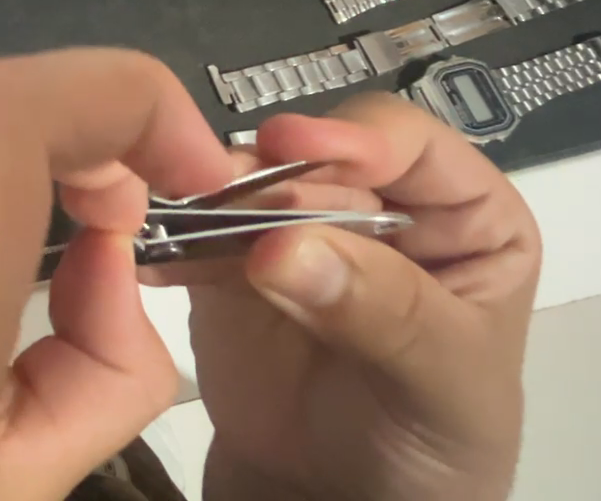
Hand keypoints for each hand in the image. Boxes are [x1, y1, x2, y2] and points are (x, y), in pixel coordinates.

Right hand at [157, 94, 541, 500]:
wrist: (330, 496)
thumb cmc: (424, 443)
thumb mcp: (443, 387)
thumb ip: (384, 314)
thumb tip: (284, 247)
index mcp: (454, 215)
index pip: (405, 142)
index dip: (352, 136)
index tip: (290, 144)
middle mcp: (366, 203)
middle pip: (302, 156)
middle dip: (264, 179)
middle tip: (224, 210)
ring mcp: (284, 223)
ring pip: (235, 178)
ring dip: (199, 194)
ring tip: (173, 223)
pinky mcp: (219, 250)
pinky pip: (185, 224)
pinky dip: (162, 233)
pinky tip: (146, 253)